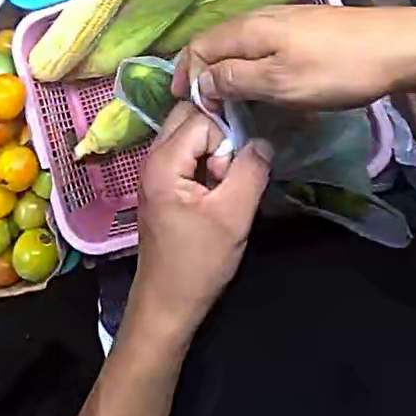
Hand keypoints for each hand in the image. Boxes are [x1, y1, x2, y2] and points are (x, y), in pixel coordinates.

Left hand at [129, 102, 271, 340]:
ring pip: (187, 132)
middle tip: (226, 173)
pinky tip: (212, 190)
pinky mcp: (161, 180)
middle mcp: (152, 156)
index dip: (223, 142)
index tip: (226, 178)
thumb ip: (251, 171)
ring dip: (211, 150)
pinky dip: (204, 162)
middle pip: (188, 115)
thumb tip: (262, 140)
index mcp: (163, 160)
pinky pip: (185, 151)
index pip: (202, 118)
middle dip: (217, 135)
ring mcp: (154, 168)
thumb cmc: (198, 261)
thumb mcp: (234, 215)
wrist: (168, 300)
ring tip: (220, 185)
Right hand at [173, 5, 415, 110]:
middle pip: (213, 42)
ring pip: (235, 42)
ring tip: (223, 96)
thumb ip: (235, 80)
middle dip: (199, 71)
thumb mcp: (280, 83)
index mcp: (246, 29)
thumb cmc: (336, 69)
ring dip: (222, 68)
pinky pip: (256, 42)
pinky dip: (245, 62)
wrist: (401, 45)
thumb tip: (201, 81)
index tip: (186, 105)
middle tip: (201, 104)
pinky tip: (256, 78)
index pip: (197, 47)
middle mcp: (257, 17)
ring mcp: (281, 18)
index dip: (185, 75)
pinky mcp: (300, 25)